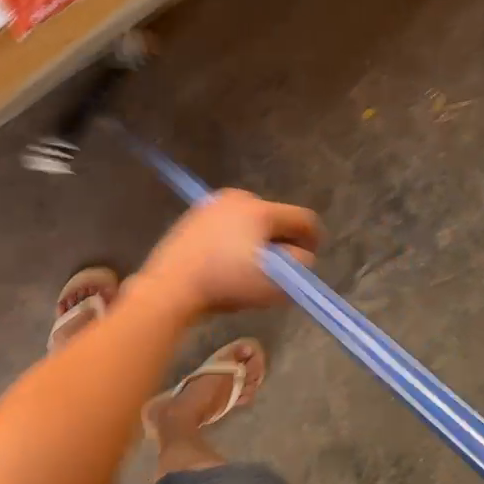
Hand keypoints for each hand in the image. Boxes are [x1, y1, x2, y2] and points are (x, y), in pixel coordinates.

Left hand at [136, 190, 320, 315]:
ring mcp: (211, 206)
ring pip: (248, 223)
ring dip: (255, 241)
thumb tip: (301, 257)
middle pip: (274, 218)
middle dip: (280, 241)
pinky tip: (225, 264)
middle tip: (277, 267)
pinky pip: (225, 227)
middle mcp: (237, 198)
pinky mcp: (192, 217)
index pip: (302, 219)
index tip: (311, 258)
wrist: (170, 285)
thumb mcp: (276, 281)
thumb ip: (300, 266)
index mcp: (261, 209)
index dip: (313, 239)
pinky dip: (232, 241)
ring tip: (248, 268)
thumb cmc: (227, 282)